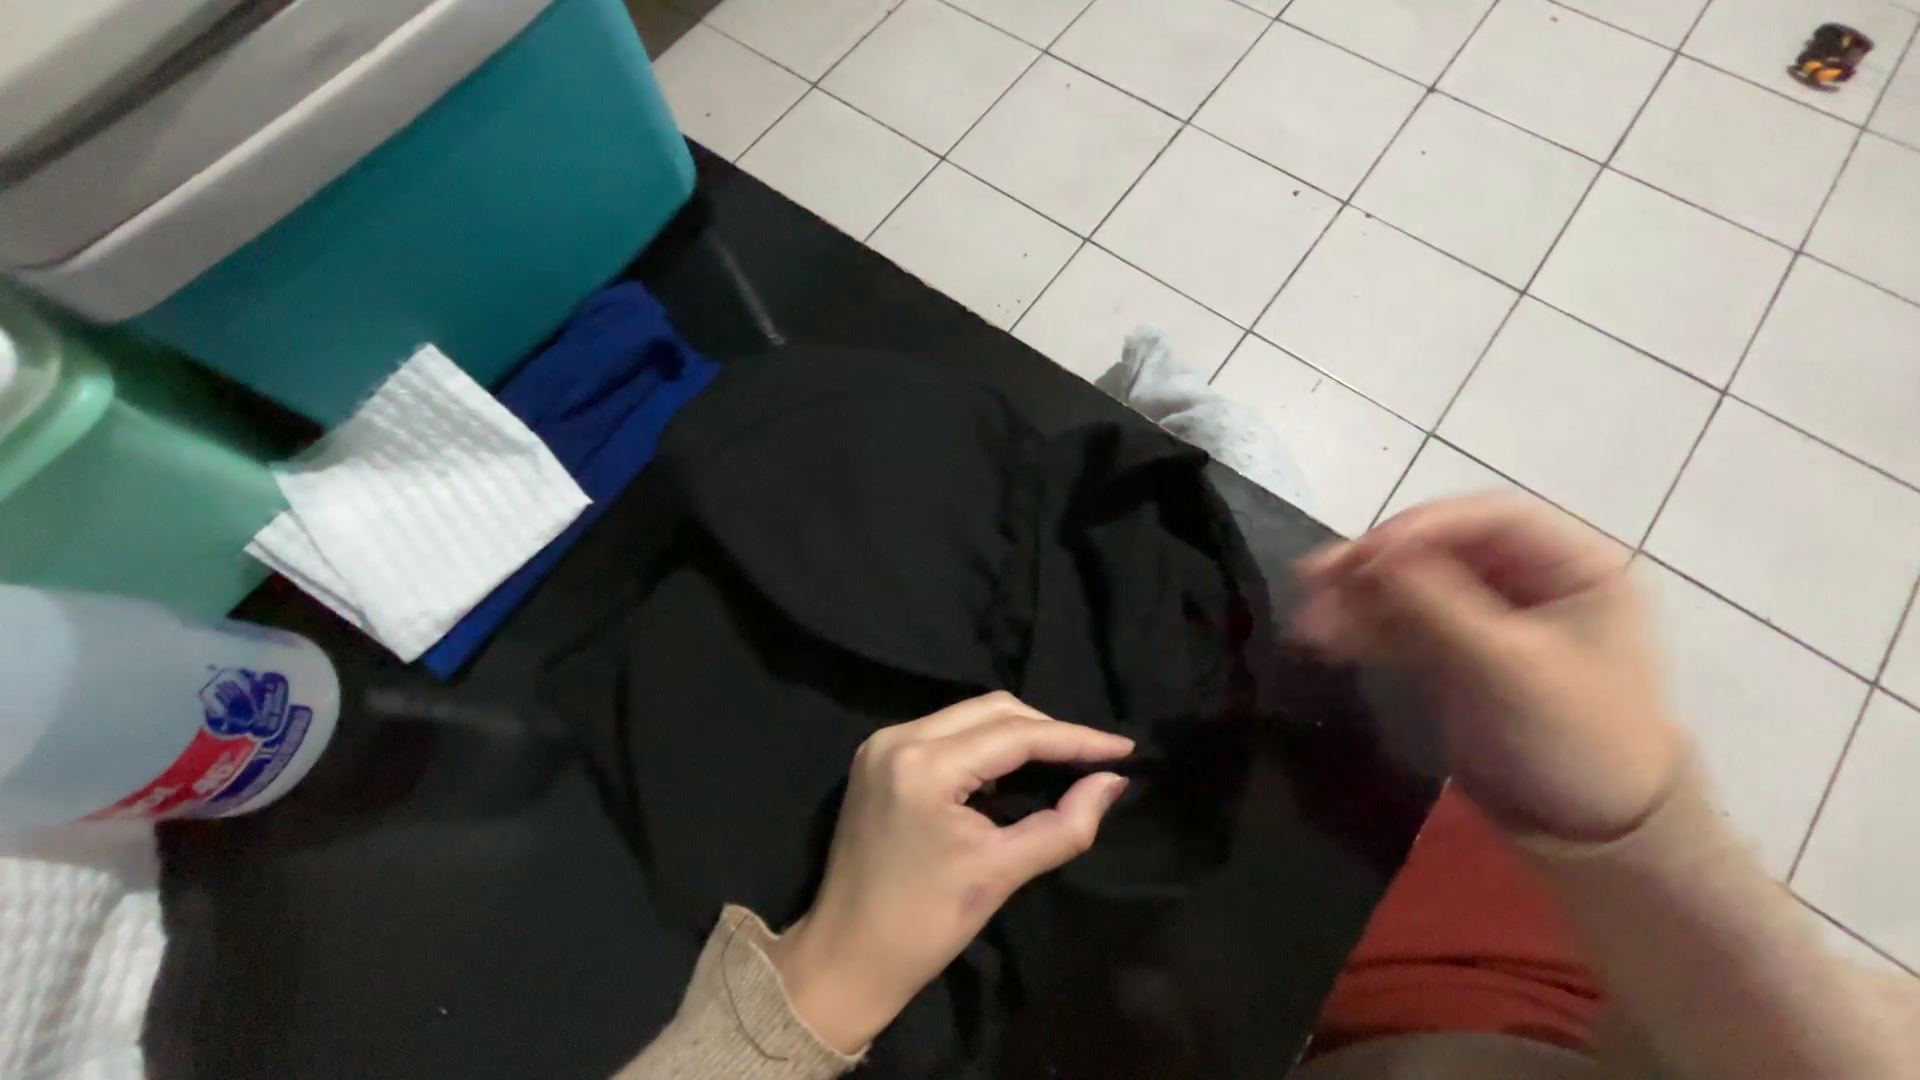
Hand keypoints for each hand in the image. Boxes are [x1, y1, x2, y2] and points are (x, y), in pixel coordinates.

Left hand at [766, 693, 1132, 1052]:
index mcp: (923, 764)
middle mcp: (898, 737)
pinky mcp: (878, 756)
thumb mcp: (1001, 873)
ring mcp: (882, 743)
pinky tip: (1012, 769)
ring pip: (969, 715)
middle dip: (1048, 730)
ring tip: (1063, 760)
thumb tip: (1112, 782)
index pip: (1015, 734)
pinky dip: (984, 744)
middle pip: (993, 709)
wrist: (845, 957)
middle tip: (1094, 757)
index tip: (1124, 748)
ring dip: (1018, 733)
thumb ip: (1064, 824)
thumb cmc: (924, 925)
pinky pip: (946, 731)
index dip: (1075, 738)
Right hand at [1294, 496, 1683, 842]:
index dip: (1425, 525)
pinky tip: (1321, 637)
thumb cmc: (1573, 737)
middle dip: (1374, 563)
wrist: (1586, 828)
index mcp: (1573, 567)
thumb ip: (1439, 605)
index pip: (1491, 519)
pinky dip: (1361, 628)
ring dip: (1355, 598)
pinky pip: (1400, 624)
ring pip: (1409, 586)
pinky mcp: (1452, 649)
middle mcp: (1527, 580)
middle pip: (1437, 549)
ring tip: (1305, 619)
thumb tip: (1373, 553)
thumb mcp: (1509, 667)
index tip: (1368, 552)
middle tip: (1314, 575)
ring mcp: (1485, 615)